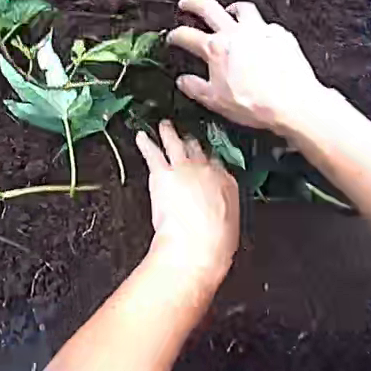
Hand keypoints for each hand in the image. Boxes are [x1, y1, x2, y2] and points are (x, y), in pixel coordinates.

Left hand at [135, 120, 238, 284]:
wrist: (196, 245)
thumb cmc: (215, 244)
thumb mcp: (229, 225)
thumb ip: (222, 211)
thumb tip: (216, 215)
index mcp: (227, 184)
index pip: (218, 165)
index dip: (210, 161)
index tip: (206, 159)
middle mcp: (207, 170)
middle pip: (198, 149)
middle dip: (192, 142)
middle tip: (188, 137)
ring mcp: (184, 168)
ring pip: (176, 143)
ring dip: (169, 133)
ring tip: (165, 125)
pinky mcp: (163, 173)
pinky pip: (153, 153)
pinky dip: (146, 143)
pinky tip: (141, 136)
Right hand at [167, 0, 326, 136]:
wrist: (294, 104)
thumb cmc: (256, 104)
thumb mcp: (216, 101)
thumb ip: (196, 88)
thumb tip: (183, 81)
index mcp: (216, 48)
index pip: (188, 35)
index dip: (176, 35)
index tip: (172, 37)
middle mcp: (236, 33)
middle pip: (209, 8)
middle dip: (193, 4)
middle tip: (186, 4)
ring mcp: (259, 31)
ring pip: (241, 9)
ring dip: (230, 8)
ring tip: (227, 11)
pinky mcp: (280, 35)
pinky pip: (265, 24)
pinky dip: (257, 26)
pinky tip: (257, 34)